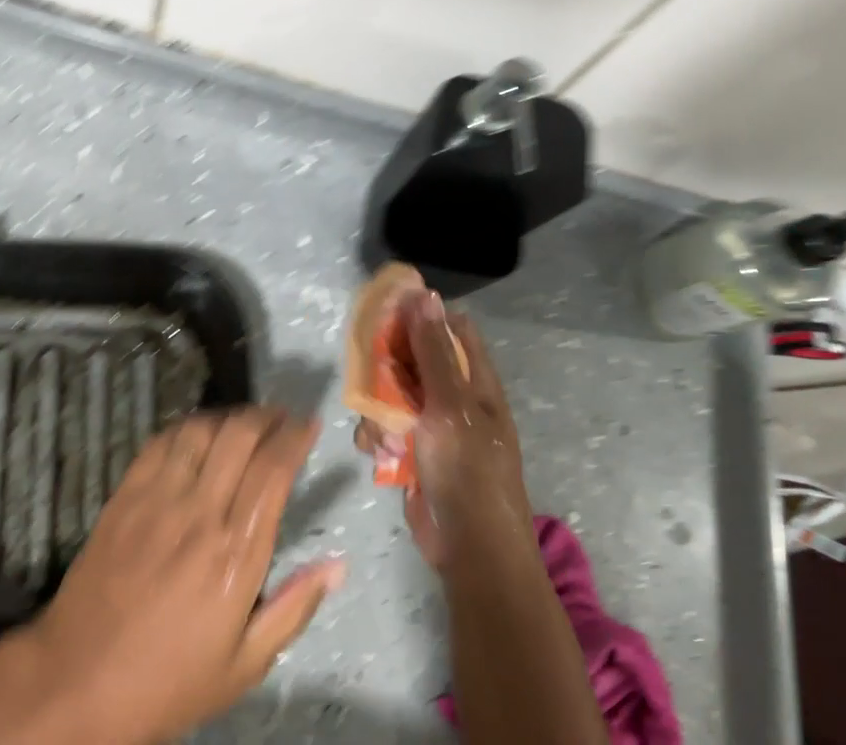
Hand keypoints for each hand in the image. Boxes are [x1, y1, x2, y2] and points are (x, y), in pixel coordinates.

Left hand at [23, 406, 346, 743]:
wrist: (80, 679)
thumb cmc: (170, 680)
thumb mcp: (245, 664)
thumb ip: (293, 608)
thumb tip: (337, 565)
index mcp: (235, 552)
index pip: (272, 470)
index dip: (294, 438)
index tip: (309, 425)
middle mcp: (198, 513)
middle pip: (237, 437)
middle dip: (265, 417)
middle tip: (282, 417)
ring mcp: (154, 500)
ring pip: (197, 432)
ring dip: (226, 417)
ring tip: (243, 422)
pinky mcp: (122, 498)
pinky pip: (156, 445)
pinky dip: (184, 428)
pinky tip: (196, 434)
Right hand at [354, 291, 533, 569]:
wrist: (470, 549)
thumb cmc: (468, 472)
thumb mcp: (450, 406)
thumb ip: (433, 353)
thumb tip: (425, 295)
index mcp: (477, 383)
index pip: (452, 330)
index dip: (422, 315)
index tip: (385, 310)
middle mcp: (456, 400)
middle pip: (415, 361)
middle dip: (387, 368)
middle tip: (368, 375)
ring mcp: (434, 429)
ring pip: (392, 397)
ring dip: (378, 410)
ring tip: (379, 434)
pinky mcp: (415, 455)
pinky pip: (386, 431)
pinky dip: (377, 439)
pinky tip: (376, 454)